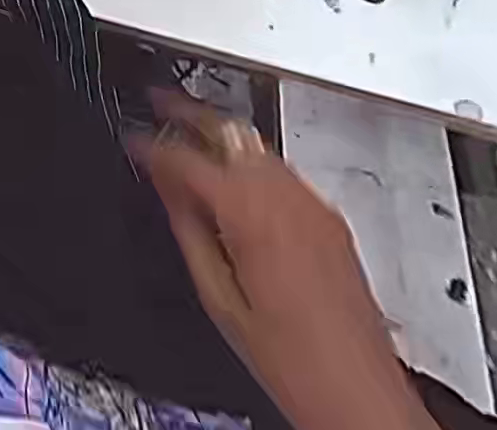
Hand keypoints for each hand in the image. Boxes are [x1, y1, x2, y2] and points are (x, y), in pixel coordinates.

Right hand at [129, 93, 435, 429]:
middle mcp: (284, 194)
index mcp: (249, 212)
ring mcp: (310, 201)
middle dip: (188, 111)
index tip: (134, 140)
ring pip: (254, 143)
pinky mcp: (327, 214)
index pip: (187, 158)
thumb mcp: (217, 296)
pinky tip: (230, 175)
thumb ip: (187, 227)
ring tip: (187, 132)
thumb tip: (165, 185)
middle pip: (228, 128)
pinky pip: (278, 168)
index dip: (152, 145)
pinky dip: (247, 160)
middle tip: (159, 100)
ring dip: (218, 132)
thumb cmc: (292, 361)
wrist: (361, 395)